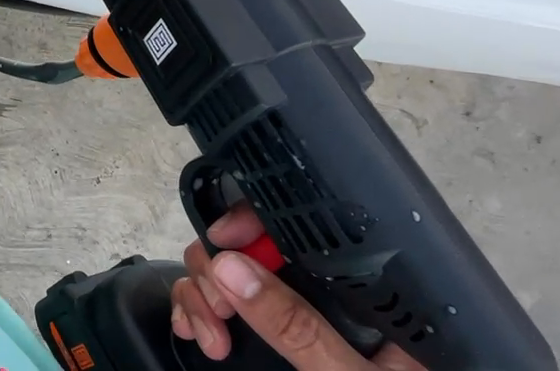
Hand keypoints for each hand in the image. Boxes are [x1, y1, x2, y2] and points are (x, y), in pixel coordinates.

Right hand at [171, 203, 425, 368]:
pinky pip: (221, 300)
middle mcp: (327, 296)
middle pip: (252, 250)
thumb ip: (299, 329)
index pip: (301, 232)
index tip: (221, 245)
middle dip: (215, 273)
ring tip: (205, 336)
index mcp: (365, 297)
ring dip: (200, 295)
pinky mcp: (275, 335)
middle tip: (213, 314)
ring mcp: (298, 316)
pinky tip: (194, 330)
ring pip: (227, 273)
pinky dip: (196, 307)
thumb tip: (229, 265)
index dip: (252, 223)